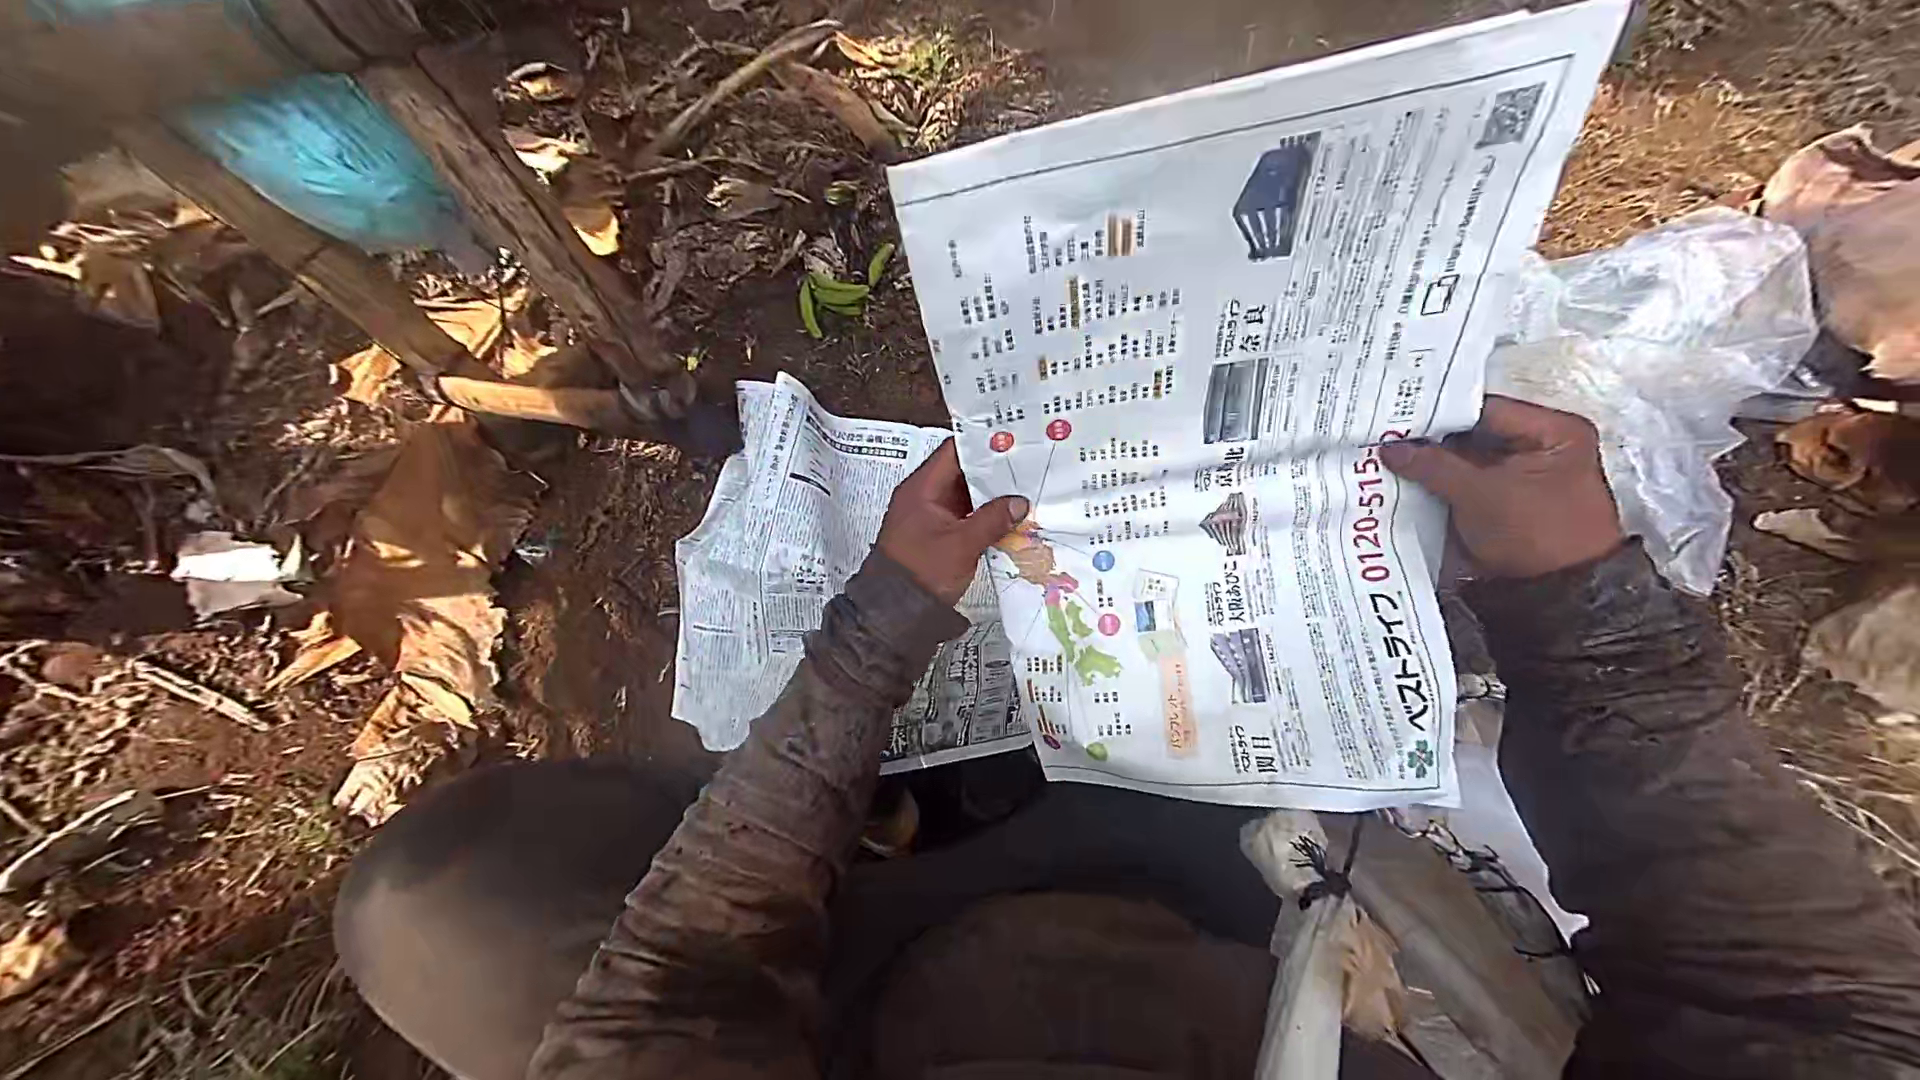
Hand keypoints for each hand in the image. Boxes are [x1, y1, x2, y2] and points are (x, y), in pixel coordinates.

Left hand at [877, 440, 1028, 605]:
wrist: (896, 612)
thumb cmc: (923, 572)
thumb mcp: (961, 545)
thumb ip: (992, 520)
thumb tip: (1020, 502)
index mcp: (921, 488)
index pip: (953, 452)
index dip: (981, 444)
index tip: (1012, 440)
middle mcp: (924, 496)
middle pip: (962, 472)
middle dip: (993, 470)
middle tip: (1027, 464)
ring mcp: (931, 515)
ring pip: (965, 495)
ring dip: (991, 495)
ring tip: (1025, 487)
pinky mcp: (938, 534)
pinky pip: (965, 515)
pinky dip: (984, 515)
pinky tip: (1011, 516)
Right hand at [1380, 396, 1623, 578]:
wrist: (1554, 591)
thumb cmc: (1533, 532)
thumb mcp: (1480, 493)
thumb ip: (1432, 465)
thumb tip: (1388, 447)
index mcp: (1551, 432)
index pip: (1483, 409)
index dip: (1438, 412)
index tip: (1394, 416)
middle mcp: (1535, 445)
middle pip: (1469, 432)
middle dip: (1427, 437)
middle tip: (1380, 433)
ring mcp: (1512, 473)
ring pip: (1459, 457)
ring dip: (1425, 460)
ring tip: (1380, 453)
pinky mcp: (1494, 496)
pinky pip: (1457, 479)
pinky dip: (1431, 479)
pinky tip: (1397, 476)